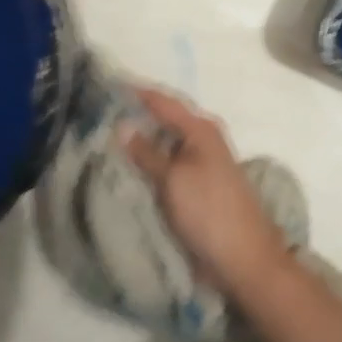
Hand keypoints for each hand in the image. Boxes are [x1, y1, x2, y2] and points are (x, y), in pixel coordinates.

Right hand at [121, 88, 292, 295]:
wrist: (243, 256)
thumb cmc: (208, 211)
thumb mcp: (172, 178)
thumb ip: (146, 151)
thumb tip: (121, 124)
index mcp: (201, 128)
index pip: (163, 100)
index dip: (136, 92)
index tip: (106, 85)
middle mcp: (203, 138)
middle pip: (165, 119)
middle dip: (135, 116)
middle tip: (98, 114)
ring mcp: (203, 163)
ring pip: (165, 143)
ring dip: (141, 141)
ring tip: (105, 138)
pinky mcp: (199, 186)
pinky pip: (168, 164)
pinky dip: (149, 162)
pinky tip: (128, 167)